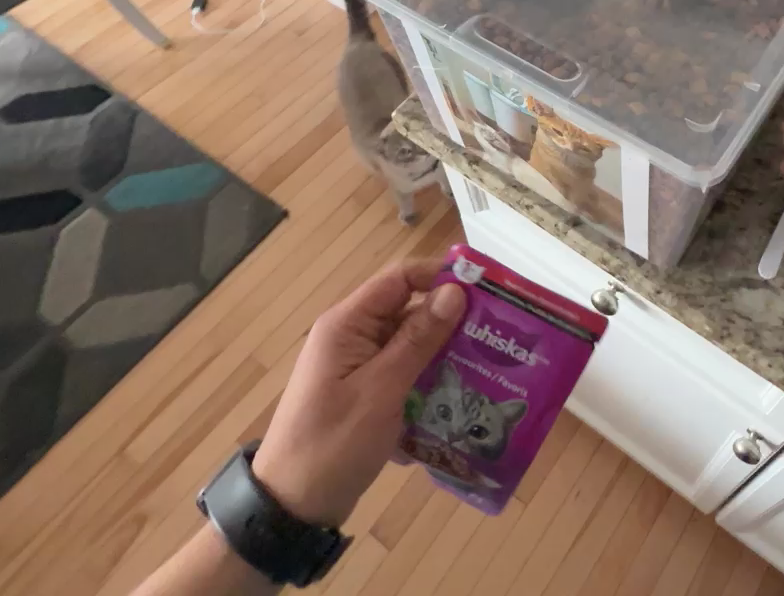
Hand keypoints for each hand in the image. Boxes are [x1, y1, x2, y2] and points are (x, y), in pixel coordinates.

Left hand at [251, 260, 465, 525]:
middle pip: (409, 307)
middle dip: (450, 317)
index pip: (400, 277)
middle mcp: (352, 334)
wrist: (289, 509)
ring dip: (443, 349)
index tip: (483, 288)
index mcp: (347, 324)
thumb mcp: (381, 390)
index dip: (441, 275)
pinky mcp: (365, 389)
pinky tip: (459, 391)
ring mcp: (357, 363)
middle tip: (494, 331)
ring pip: (410, 339)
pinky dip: (429, 374)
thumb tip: (456, 291)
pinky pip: (404, 367)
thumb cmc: (333, 444)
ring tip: (486, 361)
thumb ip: (418, 339)